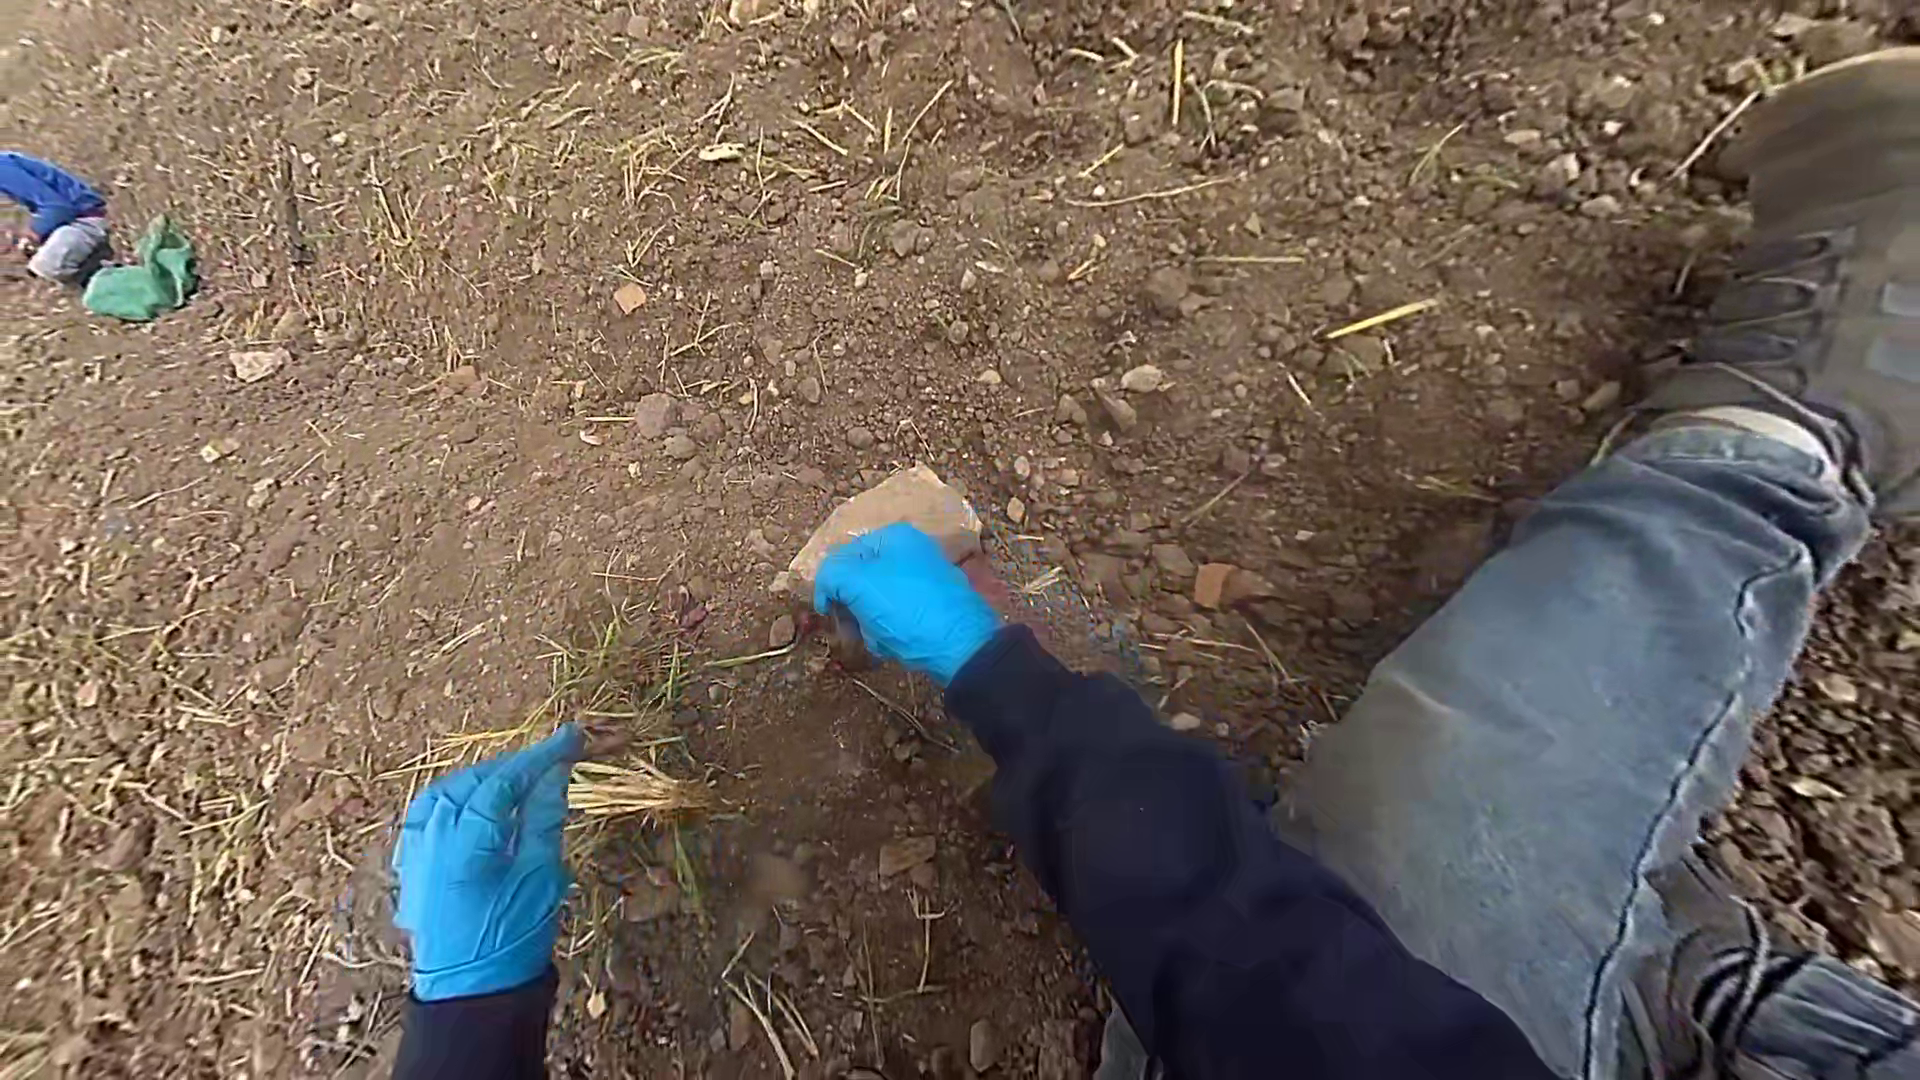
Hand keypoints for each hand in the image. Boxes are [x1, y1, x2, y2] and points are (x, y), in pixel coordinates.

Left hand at [394, 725, 582, 1000]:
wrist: (474, 991)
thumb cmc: (515, 932)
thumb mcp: (542, 872)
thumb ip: (544, 816)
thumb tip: (557, 771)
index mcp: (463, 849)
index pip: (503, 783)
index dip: (540, 756)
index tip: (574, 735)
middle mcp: (429, 848)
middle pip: (469, 783)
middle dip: (513, 764)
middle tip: (554, 756)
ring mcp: (415, 860)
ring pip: (442, 797)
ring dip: (484, 778)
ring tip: (522, 775)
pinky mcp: (415, 871)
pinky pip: (429, 819)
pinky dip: (460, 799)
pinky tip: (485, 803)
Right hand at [813, 522, 1001, 683]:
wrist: (959, 646)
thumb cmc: (906, 609)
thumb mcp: (859, 583)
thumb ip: (832, 574)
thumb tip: (827, 584)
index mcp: (894, 538)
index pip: (844, 556)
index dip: (830, 584)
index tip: (827, 611)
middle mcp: (911, 553)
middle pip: (860, 581)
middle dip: (853, 608)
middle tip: (852, 628)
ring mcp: (923, 581)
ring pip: (875, 603)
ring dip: (868, 625)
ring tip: (879, 638)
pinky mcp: (931, 608)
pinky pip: (897, 618)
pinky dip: (889, 633)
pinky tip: (893, 645)